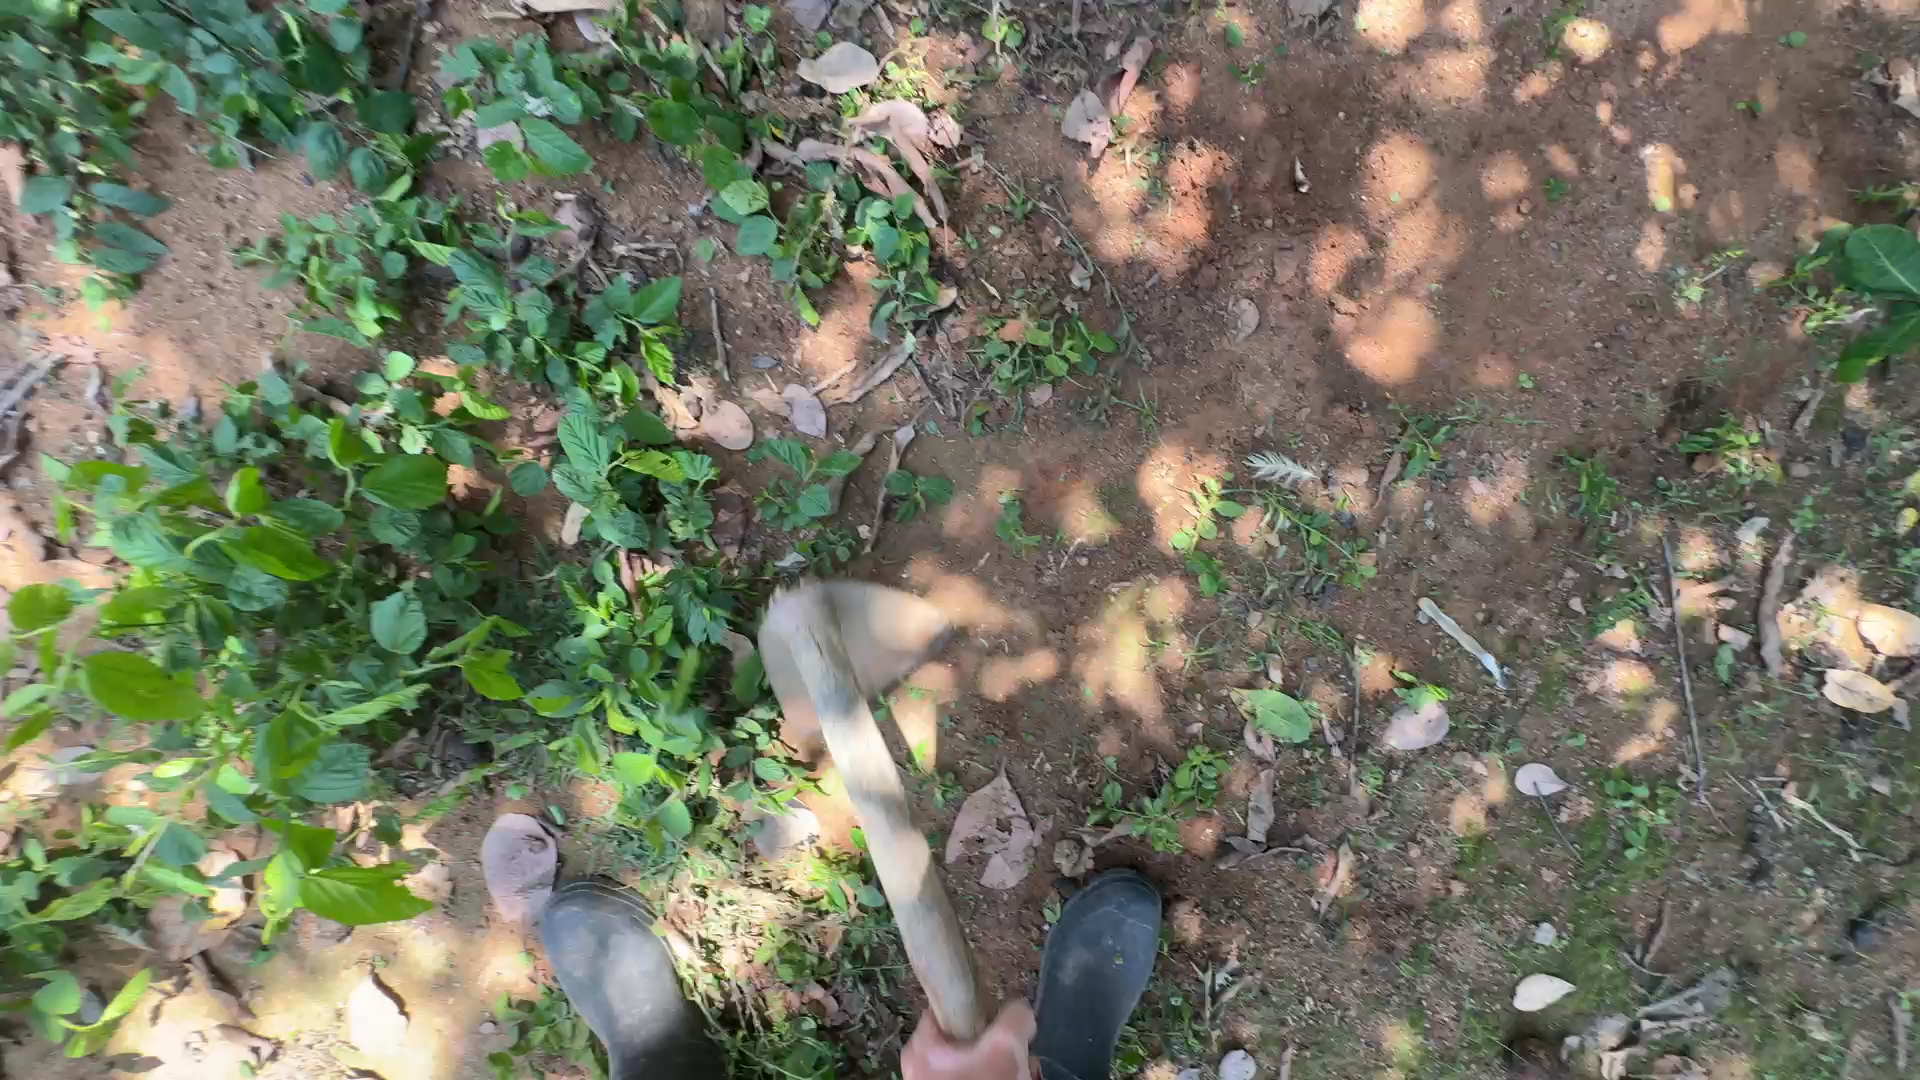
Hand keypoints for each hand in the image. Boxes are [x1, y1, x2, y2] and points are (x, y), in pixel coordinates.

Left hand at [901, 1002, 1036, 1079]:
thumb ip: (1016, 1017)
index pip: (947, 1007)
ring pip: (974, 1067)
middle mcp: (919, 1071)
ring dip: (1001, 1069)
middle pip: (964, 1039)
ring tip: (1024, 1074)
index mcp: (920, 1049)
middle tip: (1019, 1053)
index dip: (977, 1007)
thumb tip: (1021, 1011)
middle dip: (996, 1045)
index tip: (1000, 1021)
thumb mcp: (1007, 1047)